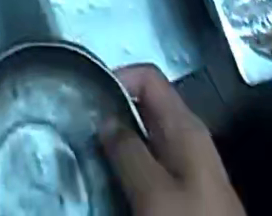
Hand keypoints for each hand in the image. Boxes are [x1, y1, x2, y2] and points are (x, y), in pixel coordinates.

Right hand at [101, 64, 245, 215]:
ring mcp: (189, 167)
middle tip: (82, 128)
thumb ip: (127, 151)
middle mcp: (188, 138)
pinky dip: (131, 166)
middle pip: (146, 106)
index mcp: (185, 126)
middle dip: (114, 113)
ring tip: (91, 154)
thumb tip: (105, 118)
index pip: (148, 77)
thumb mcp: (154, 194)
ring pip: (146, 137)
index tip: (89, 98)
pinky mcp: (187, 194)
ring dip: (119, 143)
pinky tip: (113, 181)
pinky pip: (152, 164)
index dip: (118, 78)